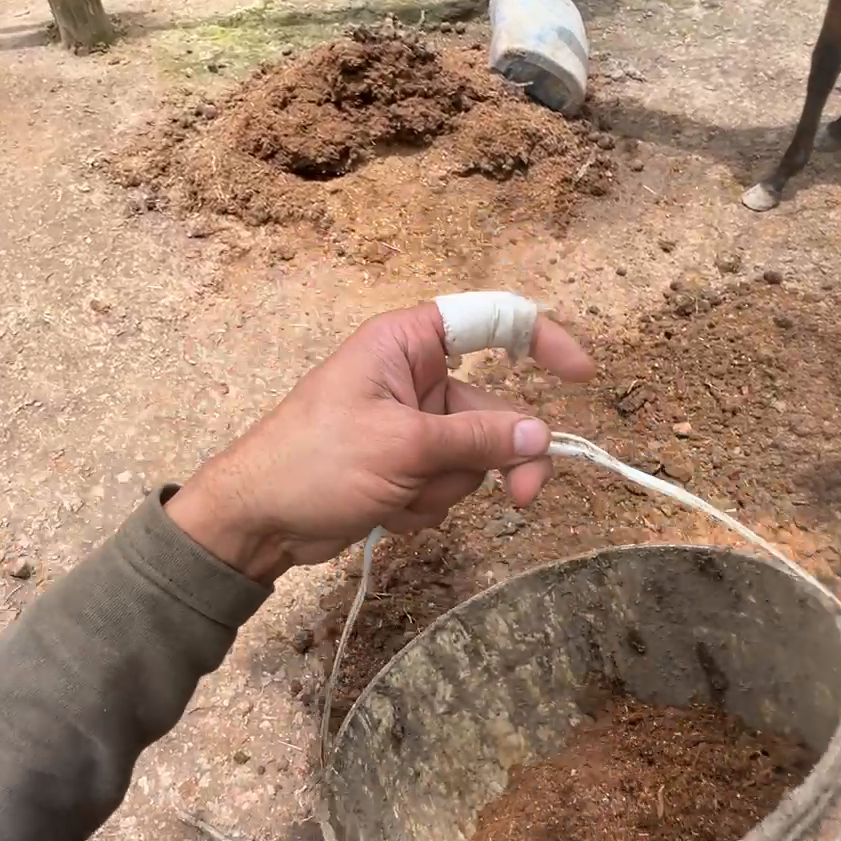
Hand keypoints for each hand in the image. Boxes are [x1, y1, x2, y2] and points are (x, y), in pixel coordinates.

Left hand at [165, 299, 594, 580]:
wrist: (259, 520)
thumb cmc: (316, 461)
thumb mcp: (404, 446)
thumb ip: (478, 438)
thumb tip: (542, 435)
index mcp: (409, 344)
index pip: (490, 320)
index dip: (542, 338)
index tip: (581, 375)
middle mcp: (415, 378)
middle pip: (493, 410)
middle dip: (498, 457)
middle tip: (522, 498)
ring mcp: (412, 426)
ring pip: (472, 457)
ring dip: (443, 488)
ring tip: (396, 495)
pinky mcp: (405, 466)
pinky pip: (445, 485)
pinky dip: (423, 504)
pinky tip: (382, 508)